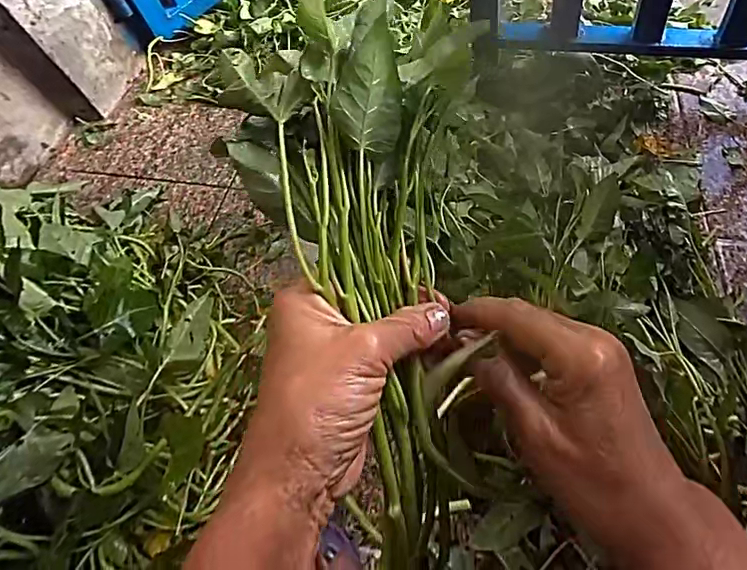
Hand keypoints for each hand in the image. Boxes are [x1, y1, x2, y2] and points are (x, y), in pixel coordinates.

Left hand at [187, 281, 449, 567]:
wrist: (297, 479)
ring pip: (384, 328)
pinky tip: (440, 348)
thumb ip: (404, 326)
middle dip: (410, 302)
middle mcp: (320, 318)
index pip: (354, 267)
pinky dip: (413, 354)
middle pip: (373, 297)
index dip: (391, 269)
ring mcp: (338, 350)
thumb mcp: (362, 352)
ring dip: (416, 330)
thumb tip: (441, 311)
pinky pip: (388, 356)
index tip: (425, 275)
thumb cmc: (316, 402)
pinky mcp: (354, 379)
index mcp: (306, 299)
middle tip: (444, 305)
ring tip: (449, 325)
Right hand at [452, 297, 746, 569]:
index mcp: (580, 353)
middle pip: (529, 314)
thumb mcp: (538, 437)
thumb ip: (502, 384)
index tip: (445, 316)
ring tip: (470, 347)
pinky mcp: (604, 357)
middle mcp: (594, 336)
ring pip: (541, 323)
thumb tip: (467, 349)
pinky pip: (556, 338)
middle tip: (451, 335)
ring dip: (507, 332)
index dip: (478, 312)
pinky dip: (528, 345)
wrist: (655, 513)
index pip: (517, 316)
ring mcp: (603, 344)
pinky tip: (507, 361)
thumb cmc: (595, 485)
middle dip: (489, 321)